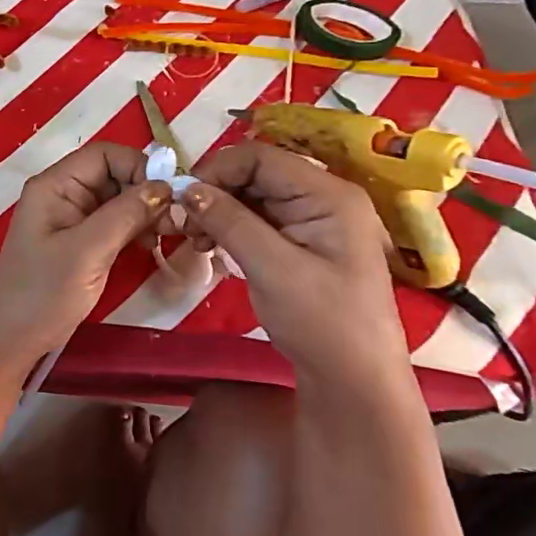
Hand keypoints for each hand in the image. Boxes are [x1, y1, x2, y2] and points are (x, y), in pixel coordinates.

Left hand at [0, 143, 171, 354]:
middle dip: (147, 192)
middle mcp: (64, 195)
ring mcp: (74, 219)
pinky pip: (117, 223)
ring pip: (120, 200)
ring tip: (167, 234)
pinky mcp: (83, 242)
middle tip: (175, 221)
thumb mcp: (86, 251)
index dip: (138, 166)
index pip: (104, 155)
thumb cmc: (44, 292)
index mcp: (54, 186)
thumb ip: (125, 215)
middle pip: (115, 174)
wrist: (15, 337)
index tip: (168, 195)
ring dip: (146, 212)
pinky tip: (152, 244)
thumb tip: (166, 186)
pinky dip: (137, 229)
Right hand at [183, 144, 410, 386]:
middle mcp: (322, 197)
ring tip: (196, 243)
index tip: (181, 201)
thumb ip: (231, 223)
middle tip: (184, 228)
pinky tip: (212, 249)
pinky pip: (256, 220)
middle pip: (254, 174)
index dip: (216, 171)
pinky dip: (229, 229)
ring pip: (251, 197)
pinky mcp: (300, 242)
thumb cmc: (322, 322)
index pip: (260, 158)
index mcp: (328, 195)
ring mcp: (312, 220)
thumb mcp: (272, 269)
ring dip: (217, 212)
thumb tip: (187, 189)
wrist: (353, 377)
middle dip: (214, 194)